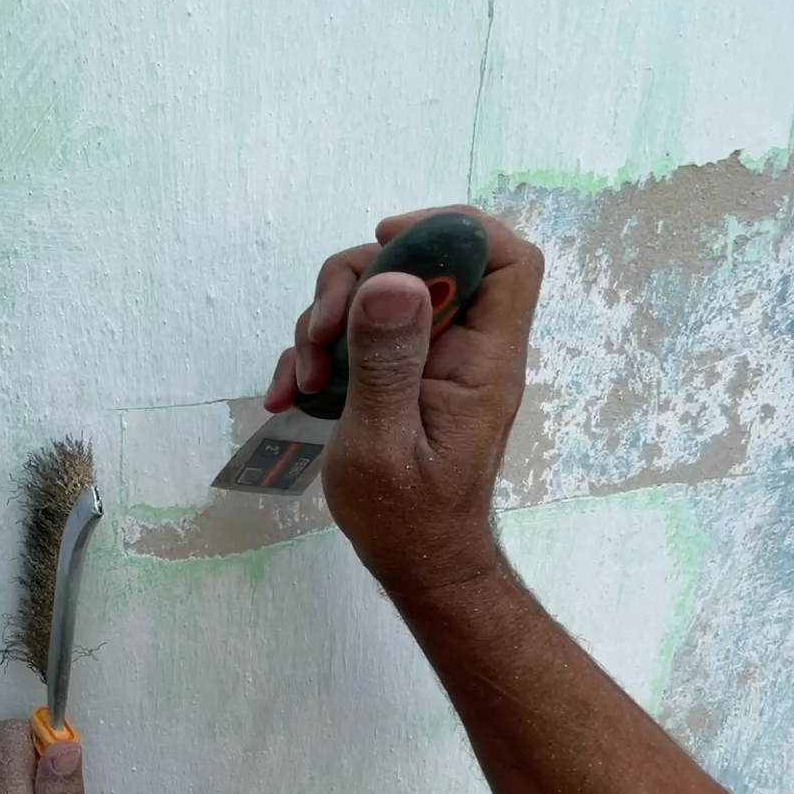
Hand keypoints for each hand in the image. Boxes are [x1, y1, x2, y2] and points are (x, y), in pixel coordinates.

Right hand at [264, 206, 544, 599]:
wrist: (413, 562)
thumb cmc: (405, 517)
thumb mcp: (382, 442)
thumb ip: (387, 363)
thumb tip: (391, 281)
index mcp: (480, 360)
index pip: (504, 260)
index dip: (450, 232)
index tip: (385, 242)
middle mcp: (459, 350)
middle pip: (415, 270)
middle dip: (351, 288)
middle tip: (315, 335)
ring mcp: (424, 364)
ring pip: (373, 302)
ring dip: (321, 329)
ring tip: (300, 384)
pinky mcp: (395, 379)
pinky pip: (353, 342)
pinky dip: (316, 359)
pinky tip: (290, 397)